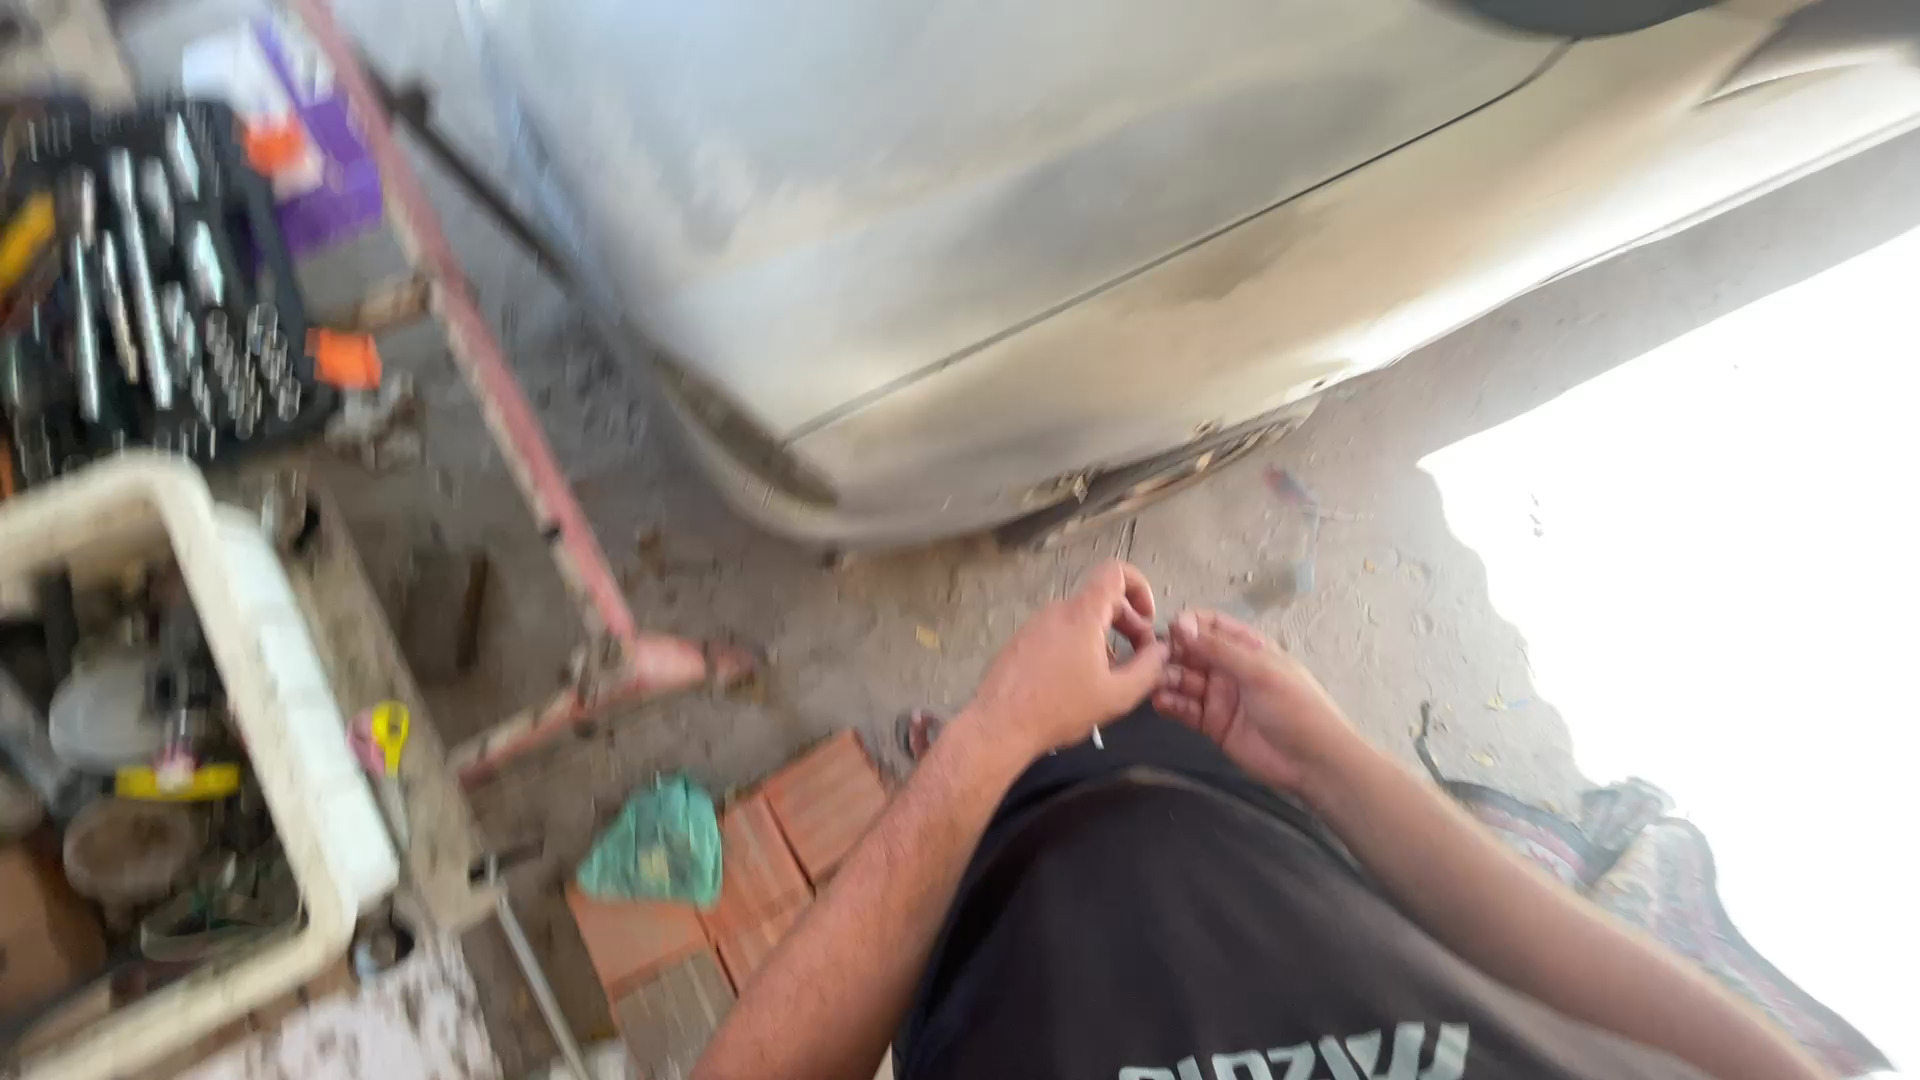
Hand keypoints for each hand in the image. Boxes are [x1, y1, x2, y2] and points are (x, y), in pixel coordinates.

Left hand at [962, 560, 1168, 758]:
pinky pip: (1059, 632)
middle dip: (1127, 622)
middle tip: (1139, 656)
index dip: (1139, 587)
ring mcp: (1036, 624)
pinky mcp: (1022, 640)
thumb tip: (1163, 650)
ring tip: (1110, 675)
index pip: (1114, 572)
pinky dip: (1078, 646)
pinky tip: (1079, 681)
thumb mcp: (1117, 695)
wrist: (1000, 724)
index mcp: (1082, 614)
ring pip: (1080, 619)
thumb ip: (1149, 668)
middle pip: (1100, 599)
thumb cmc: (1060, 708)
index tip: (1146, 619)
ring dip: (1103, 639)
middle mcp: (1057, 610)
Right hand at [1152, 609, 1358, 795]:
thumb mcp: (1258, 670)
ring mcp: (1219, 696)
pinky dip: (1171, 704)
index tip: (1169, 631)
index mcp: (1246, 648)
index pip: (1210, 625)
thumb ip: (1217, 648)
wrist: (1313, 763)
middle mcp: (1229, 668)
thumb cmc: (1294, 707)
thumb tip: (1179, 623)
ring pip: (1183, 680)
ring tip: (1154, 683)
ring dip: (1167, 679)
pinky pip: (1185, 708)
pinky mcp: (1211, 723)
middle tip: (1150, 660)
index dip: (1189, 625)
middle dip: (1171, 653)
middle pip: (1191, 652)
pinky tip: (1161, 702)